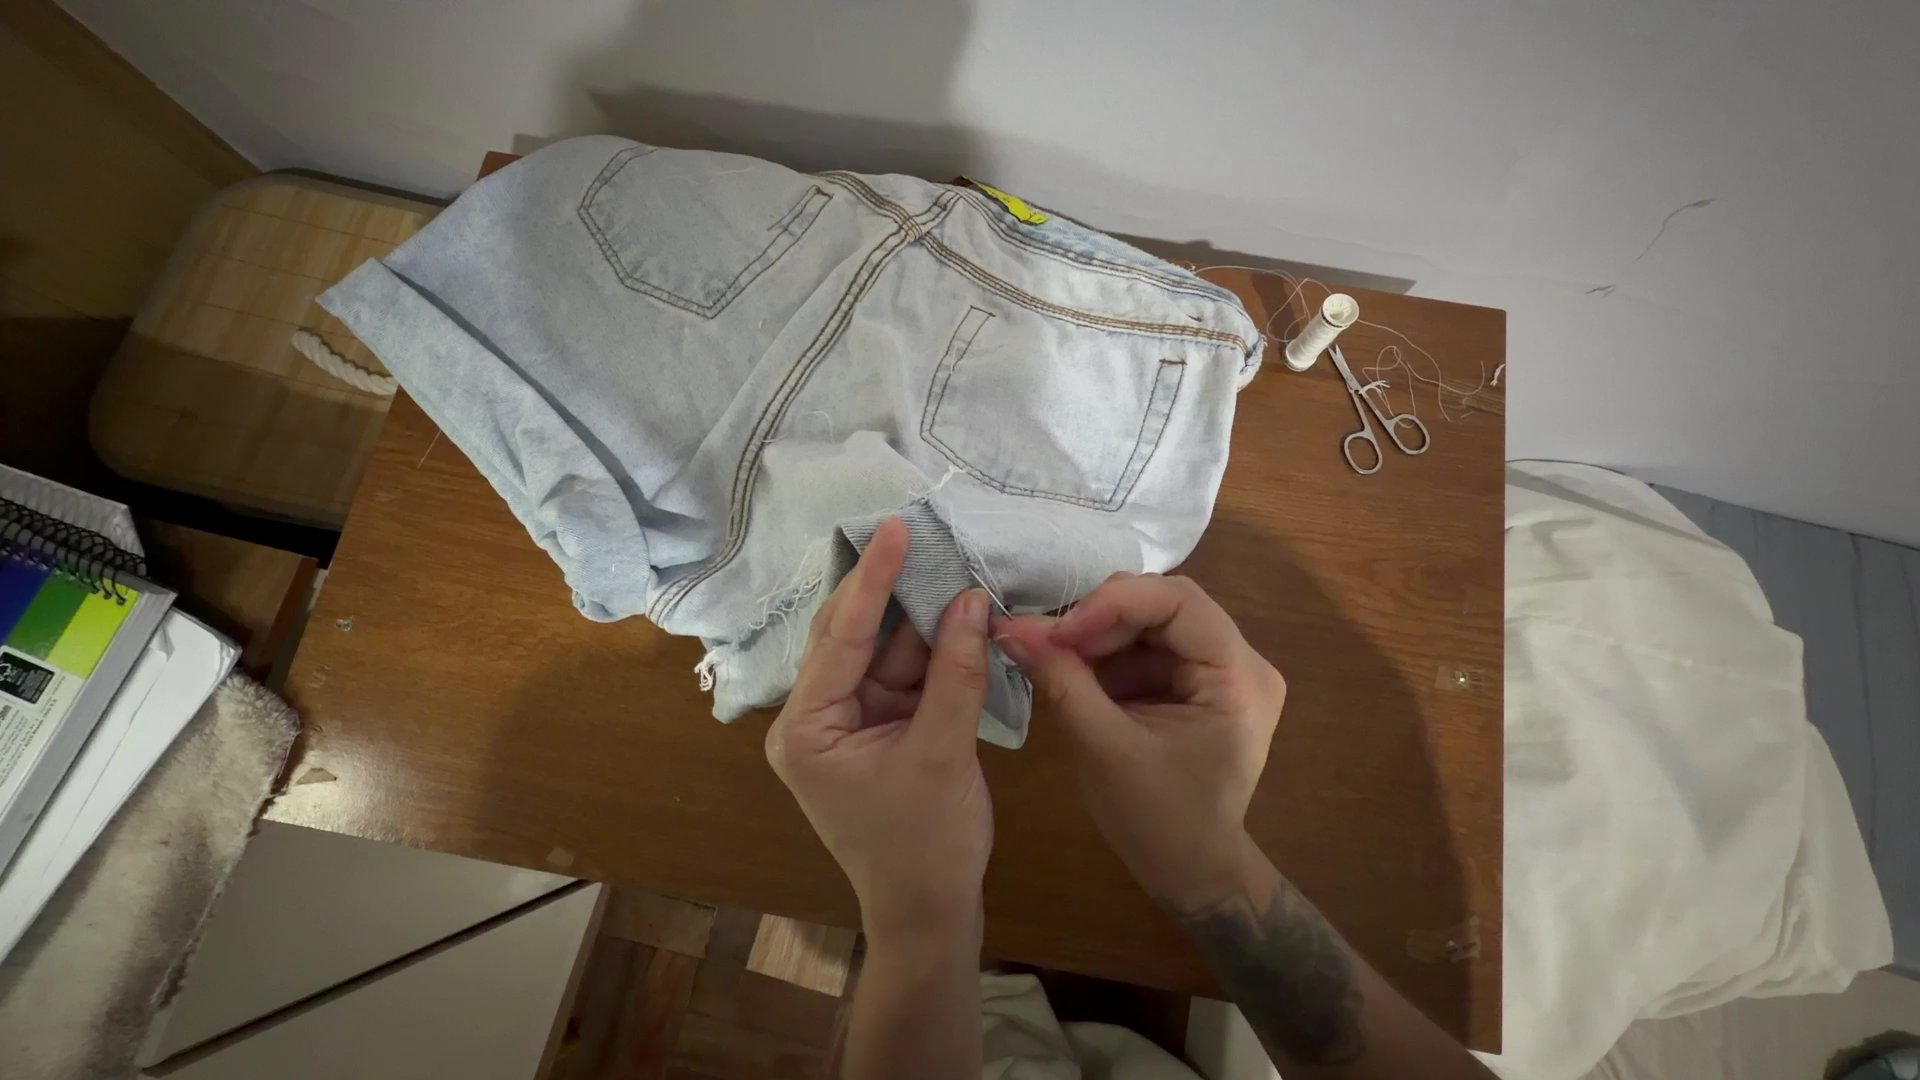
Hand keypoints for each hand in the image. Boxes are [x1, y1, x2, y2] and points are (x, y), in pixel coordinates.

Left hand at [764, 516, 994, 947]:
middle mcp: (814, 715)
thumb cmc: (926, 845)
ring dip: (918, 616)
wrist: (932, 913)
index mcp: (806, 727)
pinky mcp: (875, 725)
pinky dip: (931, 648)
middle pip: (854, 635)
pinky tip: (955, 613)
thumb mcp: (942, 752)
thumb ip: (957, 672)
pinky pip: (901, 673)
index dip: (873, 579)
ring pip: (882, 650)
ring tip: (948, 563)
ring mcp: (846, 719)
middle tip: (920, 532)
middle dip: (891, 589)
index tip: (894, 527)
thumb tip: (971, 600)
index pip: (841, 637)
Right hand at [993, 573, 1284, 908]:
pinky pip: (1148, 646)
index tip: (1057, 630)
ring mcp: (1223, 669)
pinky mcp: (1199, 680)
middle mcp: (1242, 661)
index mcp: (1239, 678)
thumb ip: (1059, 680)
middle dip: (1102, 619)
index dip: (1113, 604)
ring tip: (1059, 662)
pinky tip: (1081, 678)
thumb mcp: (1102, 748)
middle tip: (1051, 643)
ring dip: (1100, 636)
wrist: (1191, 872)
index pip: (1178, 602)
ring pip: (1151, 620)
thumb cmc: (1156, 821)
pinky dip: (1108, 655)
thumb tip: (1008, 625)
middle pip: (1165, 603)